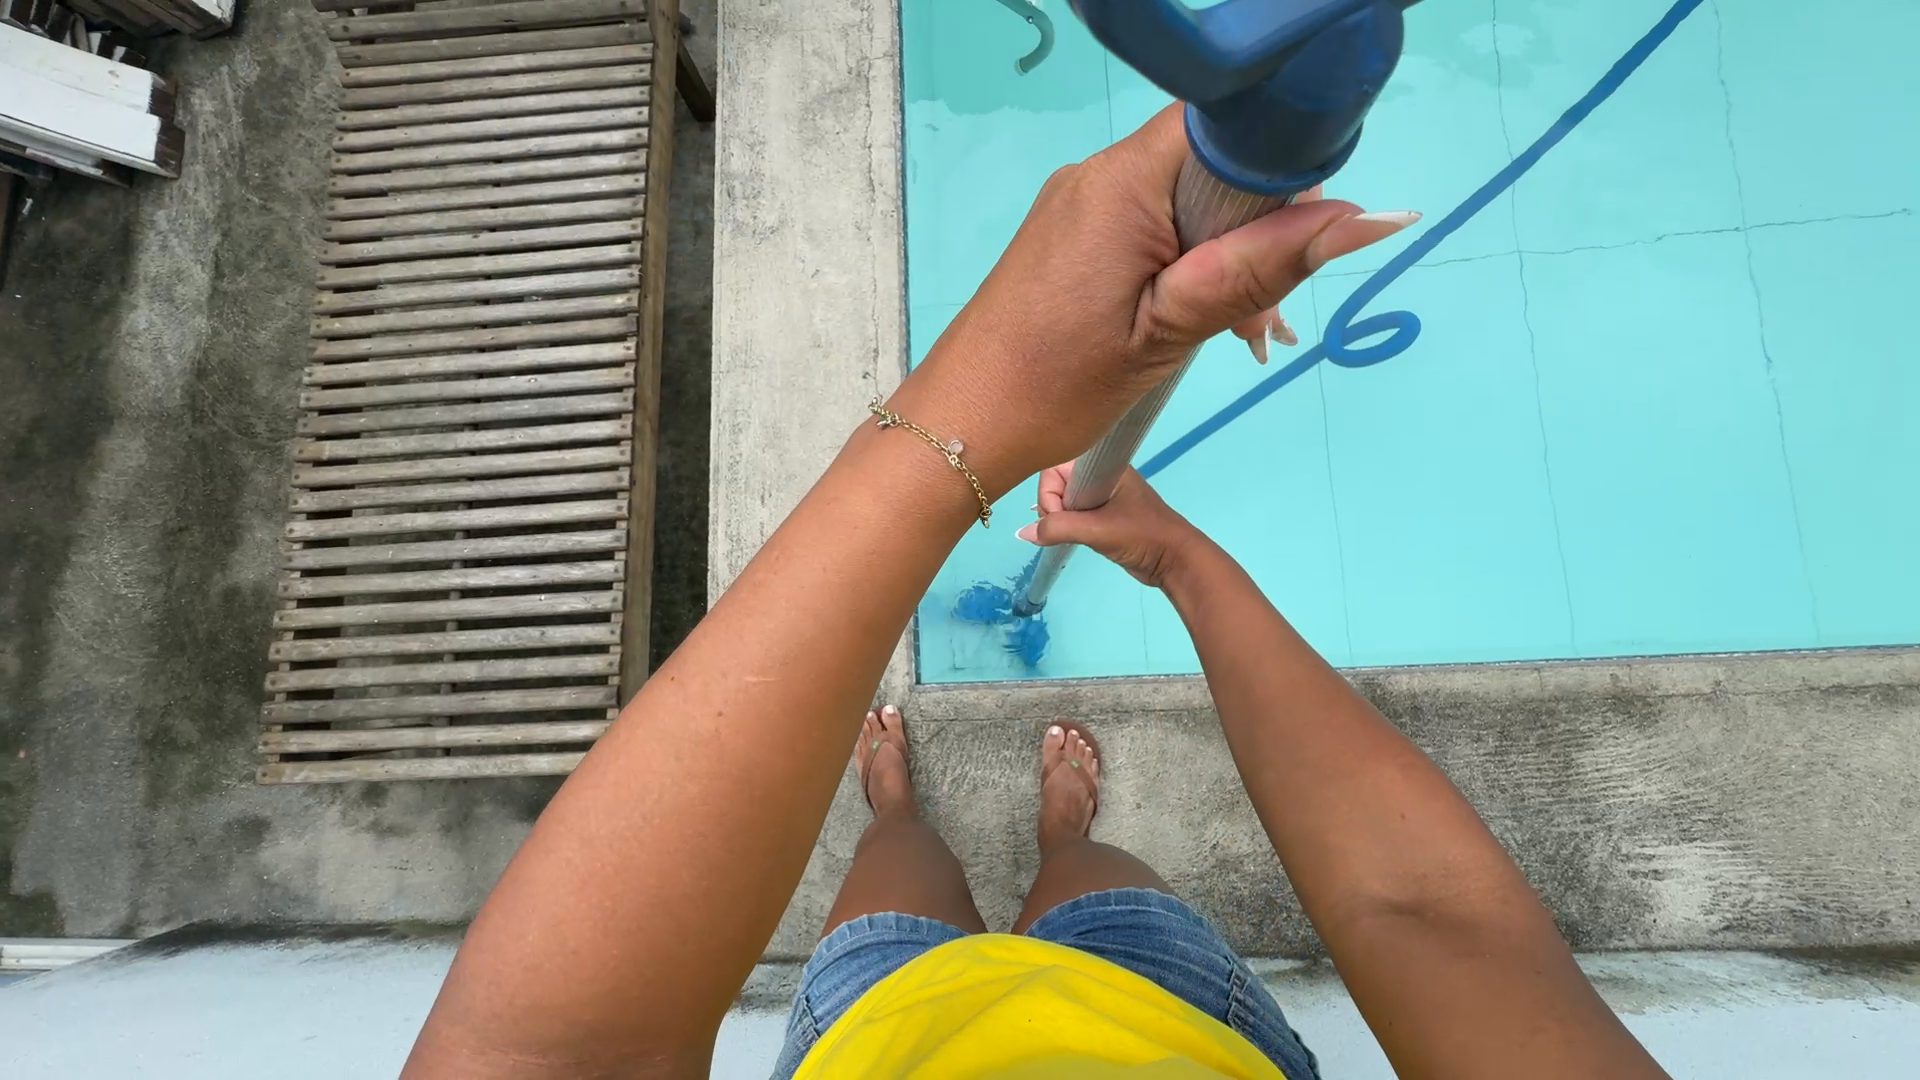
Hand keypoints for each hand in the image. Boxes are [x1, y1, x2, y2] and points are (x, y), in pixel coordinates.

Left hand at [887, 106, 1418, 495]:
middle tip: (1259, 320)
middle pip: (1204, 167)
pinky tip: (1178, 322)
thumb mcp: (1167, 332)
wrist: (964, 424)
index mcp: (1121, 183)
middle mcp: (1094, 177)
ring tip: (1225, 334)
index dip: (1275, 172)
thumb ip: (1259, 270)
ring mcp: (1074, 208)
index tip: (1291, 244)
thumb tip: (1368, 217)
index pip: (1226, 126)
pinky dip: (1173, 268)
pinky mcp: (1064, 241)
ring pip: (1176, 205)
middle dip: (1250, 232)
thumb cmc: (1057, 386)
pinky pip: (1140, 230)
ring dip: (1215, 259)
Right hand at [1017, 463, 1204, 589]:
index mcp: (1101, 466)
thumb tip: (1024, 533)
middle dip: (1053, 508)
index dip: (1050, 492)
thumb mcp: (1097, 530)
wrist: (1175, 559)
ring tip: (1079, 534)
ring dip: (1061, 520)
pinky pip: (1072, 513)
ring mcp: (1100, 494)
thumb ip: (1057, 529)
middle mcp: (1098, 475)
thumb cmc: (1141, 535)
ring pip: (1062, 501)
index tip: (1062, 515)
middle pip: (1055, 483)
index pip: (1054, 467)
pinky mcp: (1101, 513)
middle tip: (1071, 527)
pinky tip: (1078, 537)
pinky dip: (1068, 526)